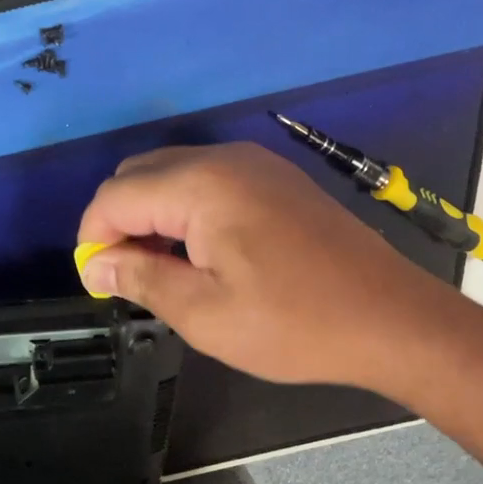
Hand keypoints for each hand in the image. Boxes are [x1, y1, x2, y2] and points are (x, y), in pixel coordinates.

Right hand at [76, 143, 456, 388]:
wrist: (390, 320)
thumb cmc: (293, 324)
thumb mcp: (204, 313)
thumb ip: (141, 277)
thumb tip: (97, 263)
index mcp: (202, 185)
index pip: (115, 196)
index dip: (92, 240)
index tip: (96, 285)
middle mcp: (226, 159)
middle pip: (140, 176)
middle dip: (118, 223)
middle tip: (124, 279)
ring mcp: (257, 166)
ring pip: (174, 177)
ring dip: (151, 217)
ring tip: (158, 273)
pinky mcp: (278, 182)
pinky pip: (209, 184)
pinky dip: (185, 213)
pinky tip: (197, 257)